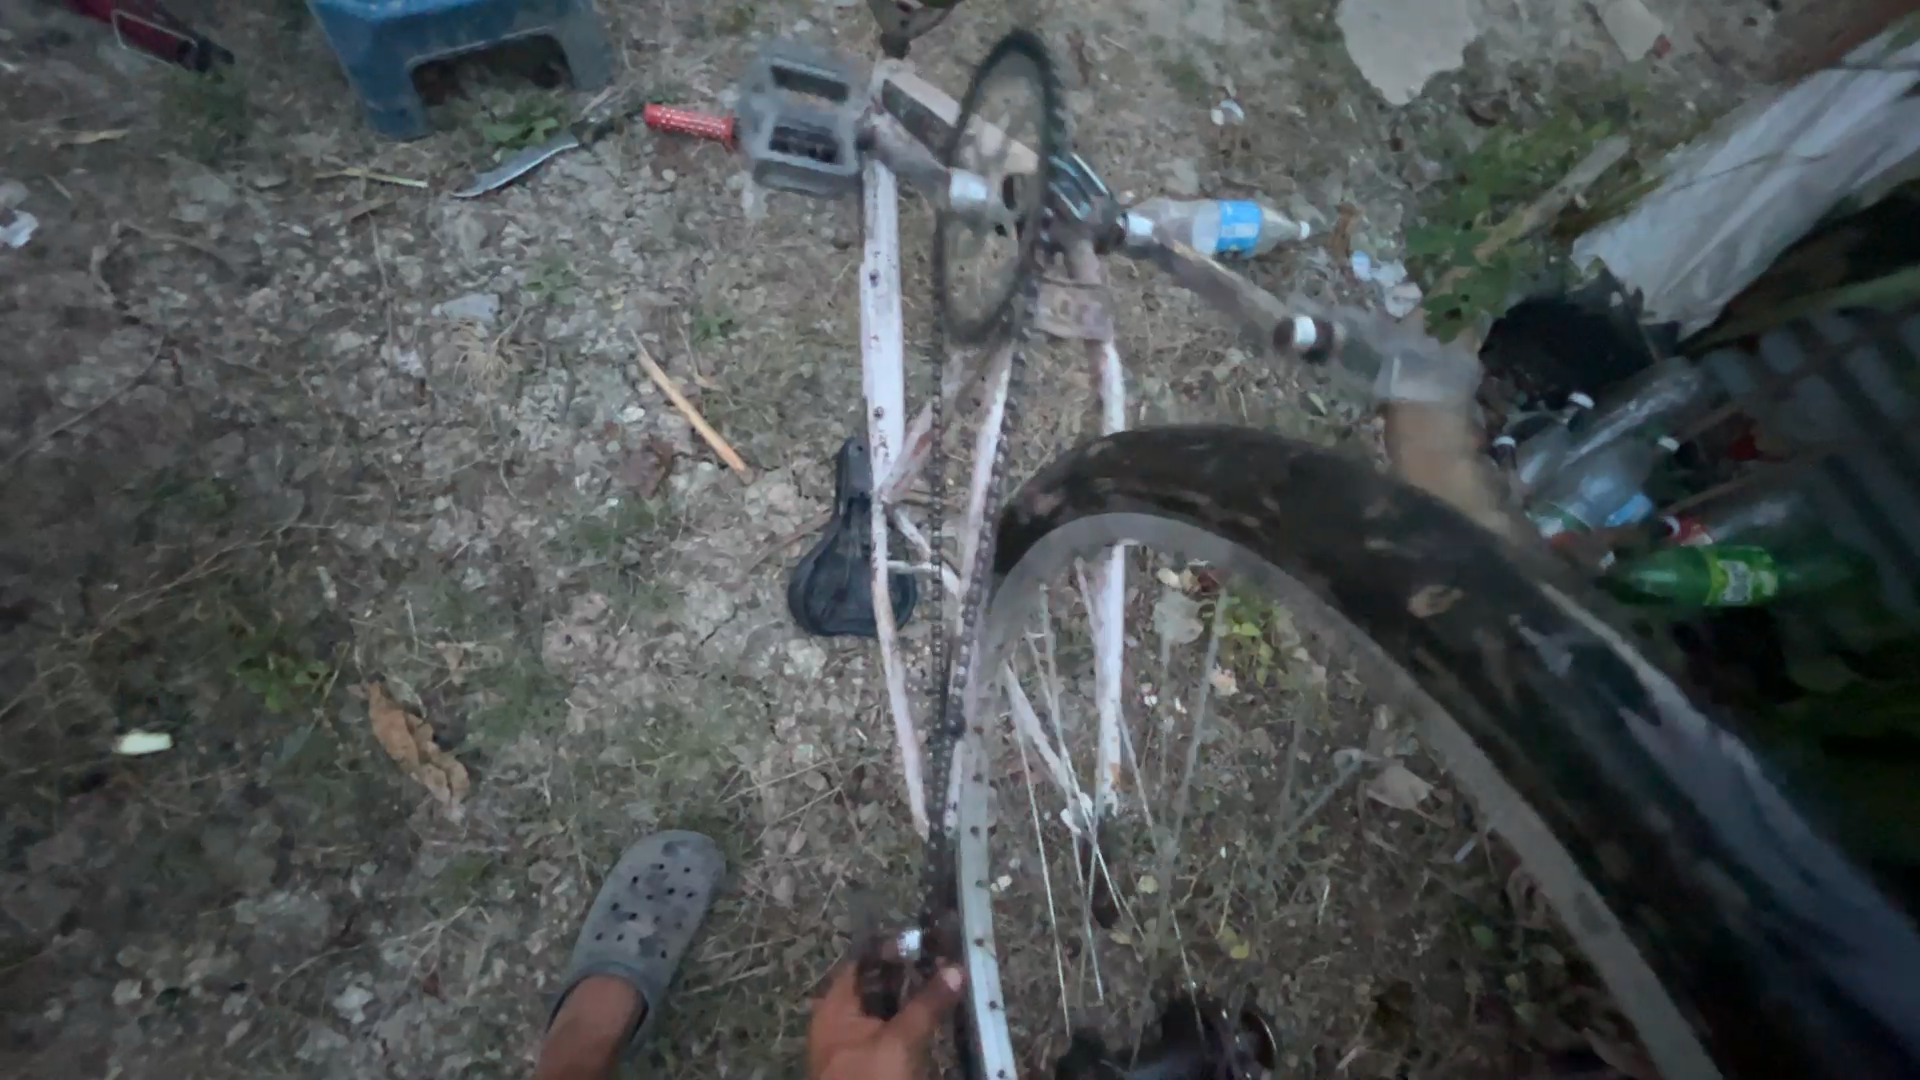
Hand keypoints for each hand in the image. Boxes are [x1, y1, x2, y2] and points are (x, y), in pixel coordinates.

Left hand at [807, 959, 965, 1079]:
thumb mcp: (898, 1042)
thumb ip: (927, 1003)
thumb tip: (956, 968)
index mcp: (836, 1007)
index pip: (864, 960)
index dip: (894, 946)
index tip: (928, 936)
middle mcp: (843, 1020)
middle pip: (879, 984)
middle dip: (912, 971)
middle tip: (946, 955)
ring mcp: (860, 1045)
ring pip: (891, 1008)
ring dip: (917, 996)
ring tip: (950, 975)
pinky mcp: (877, 1064)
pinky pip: (897, 1031)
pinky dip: (916, 1020)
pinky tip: (941, 1011)